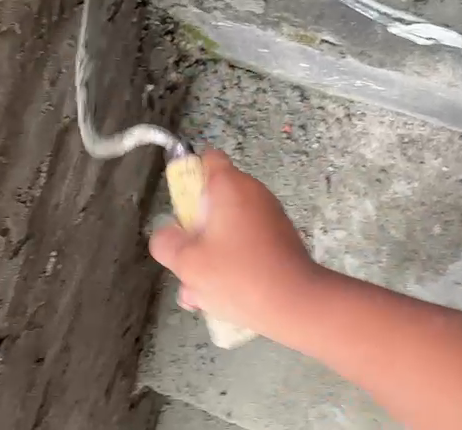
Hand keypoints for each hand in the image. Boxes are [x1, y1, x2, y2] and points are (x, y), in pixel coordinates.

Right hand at [149, 149, 327, 338]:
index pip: (207, 158)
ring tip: (200, 293)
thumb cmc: (238, 275)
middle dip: (195, 231)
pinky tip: (223, 296)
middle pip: (213, 199)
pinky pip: (245, 241)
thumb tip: (166, 233)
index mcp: (230, 185)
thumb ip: (166, 242)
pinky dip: (231, 261)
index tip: (180, 209)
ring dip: (209, 254)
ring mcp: (268, 214)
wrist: (295, 303)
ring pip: (226, 227)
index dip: (188, 176)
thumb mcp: (188, 262)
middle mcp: (252, 191)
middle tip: (187, 261)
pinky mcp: (278, 237)